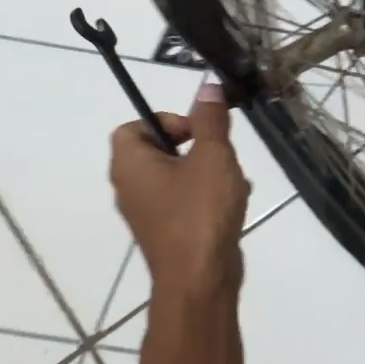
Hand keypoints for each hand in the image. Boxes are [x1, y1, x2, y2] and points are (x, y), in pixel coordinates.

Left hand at [111, 82, 251, 300]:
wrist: (200, 277)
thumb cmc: (201, 211)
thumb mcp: (212, 157)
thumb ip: (211, 121)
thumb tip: (208, 86)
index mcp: (130, 165)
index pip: (133, 127)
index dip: (166, 122)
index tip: (200, 132)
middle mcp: (130, 187)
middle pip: (158, 150)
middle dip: (196, 147)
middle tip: (220, 155)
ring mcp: (148, 212)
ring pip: (177, 175)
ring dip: (207, 172)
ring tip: (233, 182)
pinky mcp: (168, 230)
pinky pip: (185, 200)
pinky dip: (208, 195)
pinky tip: (234, 204)